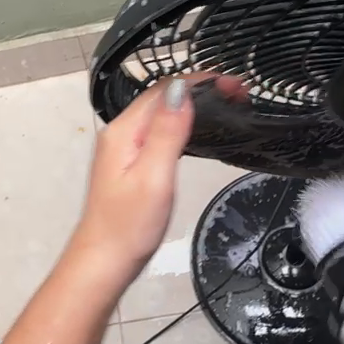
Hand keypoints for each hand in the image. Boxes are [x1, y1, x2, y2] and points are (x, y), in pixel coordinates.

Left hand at [67, 77, 228, 273]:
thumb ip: (166, 132)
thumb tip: (181, 90)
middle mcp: (121, 132)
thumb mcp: (153, 177)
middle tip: (239, 94)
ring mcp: (124, 147)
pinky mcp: (130, 162)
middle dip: (200, 87)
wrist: (104, 262)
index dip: (200, 81)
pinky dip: (182, 121)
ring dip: (193, 102)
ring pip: (161, 111)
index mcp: (124, 130)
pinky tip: (199, 128)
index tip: (235, 85)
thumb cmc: (130, 226)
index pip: (164, 89)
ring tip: (227, 105)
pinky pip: (159, 129)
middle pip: (162, 96)